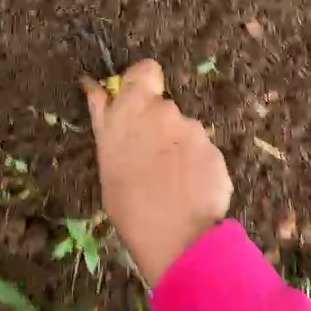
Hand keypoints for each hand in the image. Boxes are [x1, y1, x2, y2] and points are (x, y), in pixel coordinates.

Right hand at [83, 60, 231, 287]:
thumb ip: (104, 117)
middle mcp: (165, 110)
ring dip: (179, 149)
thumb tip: (93, 86)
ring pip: (185, 133)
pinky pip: (203, 155)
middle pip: (164, 108)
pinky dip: (197, 169)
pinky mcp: (217, 154)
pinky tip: (189, 193)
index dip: (144, 82)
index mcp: (132, 106)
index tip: (139, 103)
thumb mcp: (105, 155)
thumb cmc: (127, 200)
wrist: (176, 240)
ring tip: (171, 183)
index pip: (146, 70)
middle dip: (160, 127)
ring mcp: (194, 131)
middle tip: (151, 160)